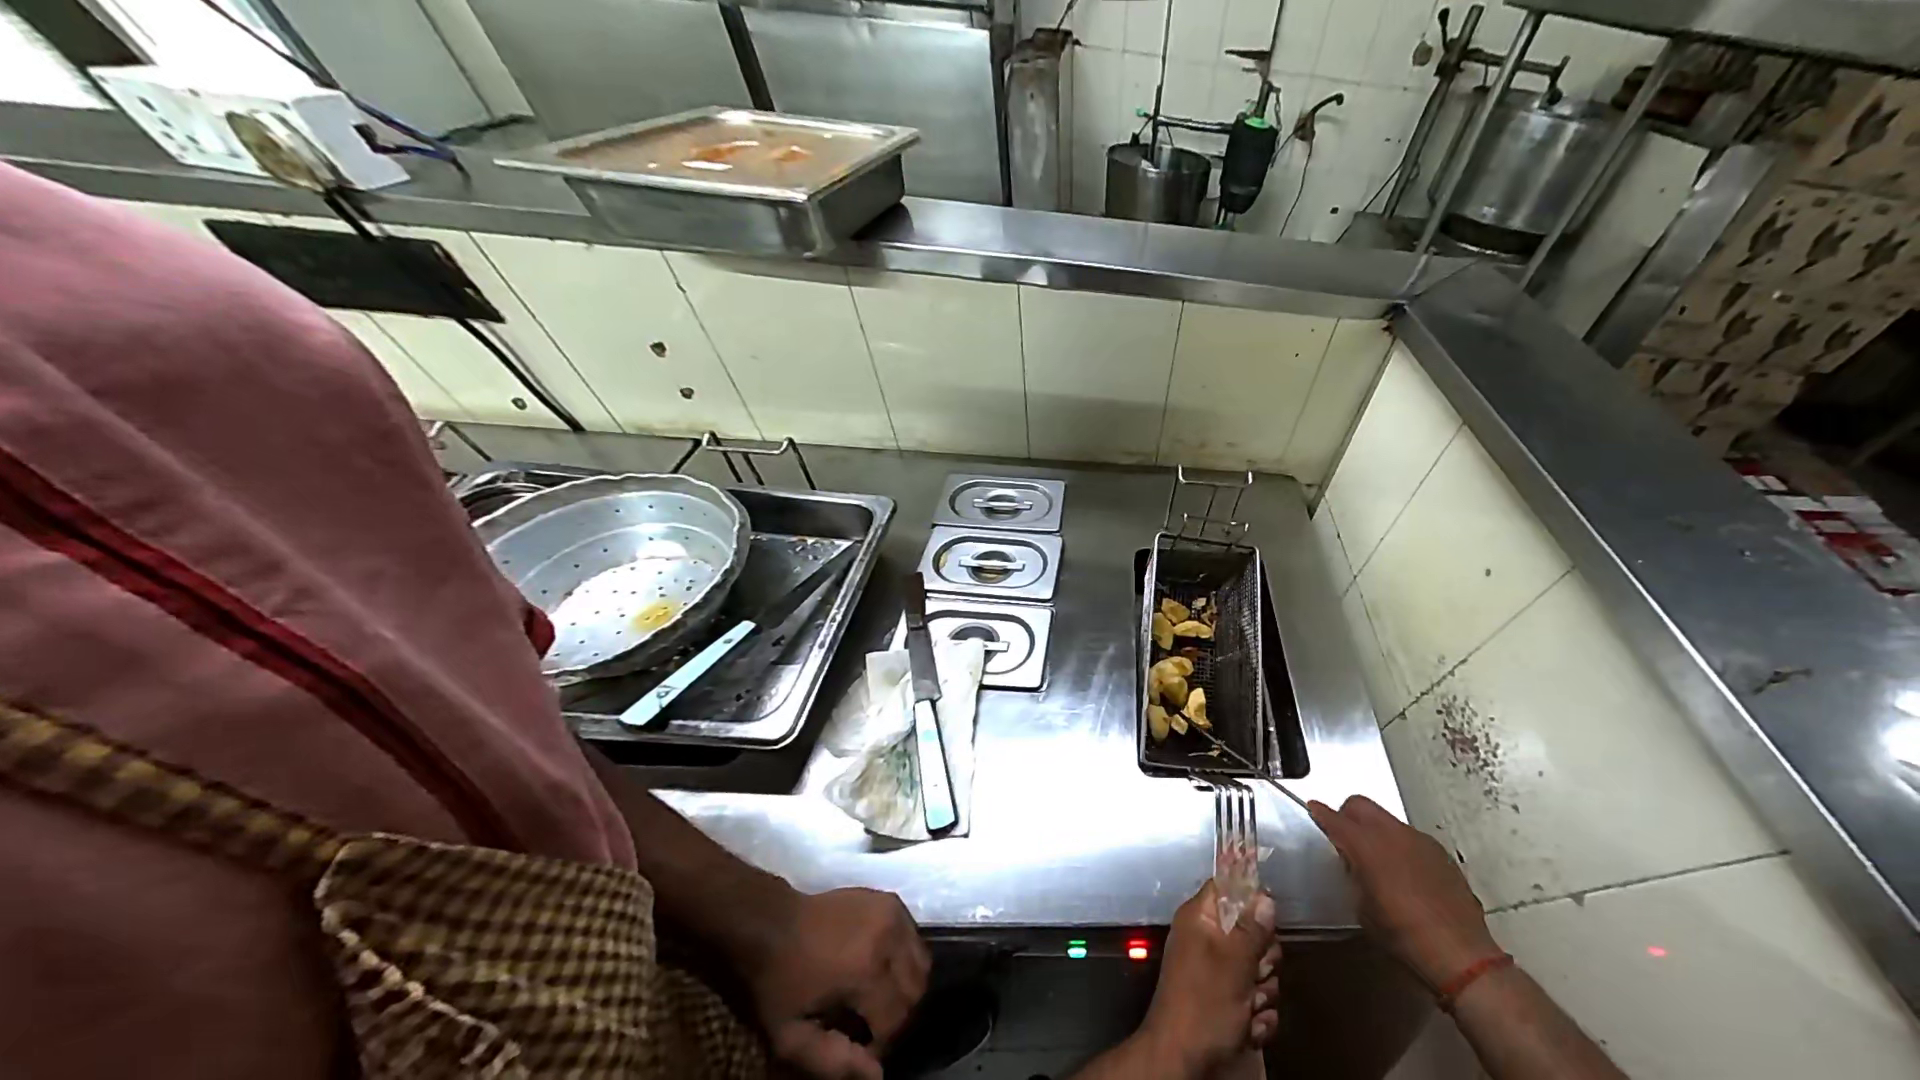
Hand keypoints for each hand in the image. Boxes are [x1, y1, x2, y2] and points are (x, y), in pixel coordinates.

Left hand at [739, 887, 929, 1079]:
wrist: (769, 921)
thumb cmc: (777, 979)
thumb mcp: (791, 1035)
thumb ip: (833, 1061)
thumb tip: (877, 1076)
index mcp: (866, 971)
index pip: (896, 1019)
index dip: (882, 1043)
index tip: (862, 1047)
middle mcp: (888, 937)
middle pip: (915, 989)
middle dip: (897, 1015)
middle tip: (871, 1022)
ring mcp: (891, 913)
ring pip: (921, 960)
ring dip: (906, 985)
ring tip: (879, 995)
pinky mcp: (889, 900)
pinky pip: (913, 935)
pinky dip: (905, 956)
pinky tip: (882, 966)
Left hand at [1136, 880, 1280, 1078]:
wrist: (1183, 1058)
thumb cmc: (1203, 1003)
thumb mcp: (1233, 961)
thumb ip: (1251, 928)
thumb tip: (1265, 897)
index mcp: (1200, 919)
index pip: (1228, 888)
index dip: (1251, 900)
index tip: (1266, 921)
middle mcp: (1207, 939)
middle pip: (1252, 932)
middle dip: (1263, 959)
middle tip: (1254, 974)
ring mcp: (1217, 971)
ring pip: (1259, 970)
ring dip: (1261, 993)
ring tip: (1246, 1007)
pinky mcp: (1227, 1001)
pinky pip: (1256, 1000)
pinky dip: (1256, 1017)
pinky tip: (1247, 1028)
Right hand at [1307, 796, 1501, 988]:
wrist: (1459, 953)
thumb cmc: (1401, 933)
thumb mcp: (1361, 905)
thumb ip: (1352, 873)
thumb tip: (1353, 863)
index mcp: (1366, 844)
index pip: (1334, 818)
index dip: (1320, 814)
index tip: (1314, 813)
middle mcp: (1392, 834)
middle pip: (1361, 805)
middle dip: (1347, 815)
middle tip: (1344, 836)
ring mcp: (1420, 841)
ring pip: (1388, 820)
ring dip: (1376, 831)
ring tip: (1378, 859)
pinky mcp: (1441, 855)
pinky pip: (1412, 839)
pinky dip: (1401, 846)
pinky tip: (1406, 874)